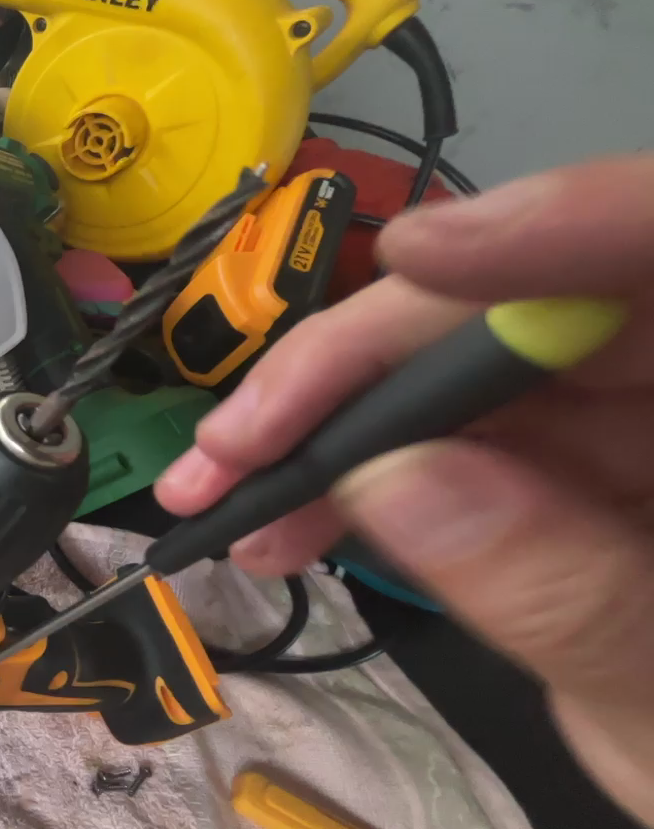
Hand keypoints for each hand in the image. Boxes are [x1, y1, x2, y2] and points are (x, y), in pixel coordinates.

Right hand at [156, 155, 653, 825]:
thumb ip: (569, 596)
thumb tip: (391, 476)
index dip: (562, 233)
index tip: (414, 252)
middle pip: (523, 316)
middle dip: (352, 369)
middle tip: (233, 441)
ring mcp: (618, 428)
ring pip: (443, 382)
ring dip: (308, 435)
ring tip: (215, 499)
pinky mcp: (547, 465)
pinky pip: (422, 445)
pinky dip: (330, 483)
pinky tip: (271, 532)